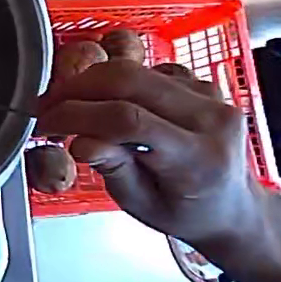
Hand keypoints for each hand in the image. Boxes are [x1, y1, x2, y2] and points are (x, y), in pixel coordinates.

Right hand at [37, 60, 280, 281]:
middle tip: (49, 104)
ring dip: (92, 81)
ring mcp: (210, 96)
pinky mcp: (201, 83)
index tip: (47, 122)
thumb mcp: (142, 206)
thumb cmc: (186, 212)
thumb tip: (80, 141)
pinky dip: (118, 82)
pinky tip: (106, 103)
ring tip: (68, 102)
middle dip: (78, 87)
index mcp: (198, 158)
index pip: (128, 119)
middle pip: (130, 80)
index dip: (77, 114)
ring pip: (136, 69)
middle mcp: (210, 119)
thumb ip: (113, 169)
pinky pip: (148, 71)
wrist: (233, 207)